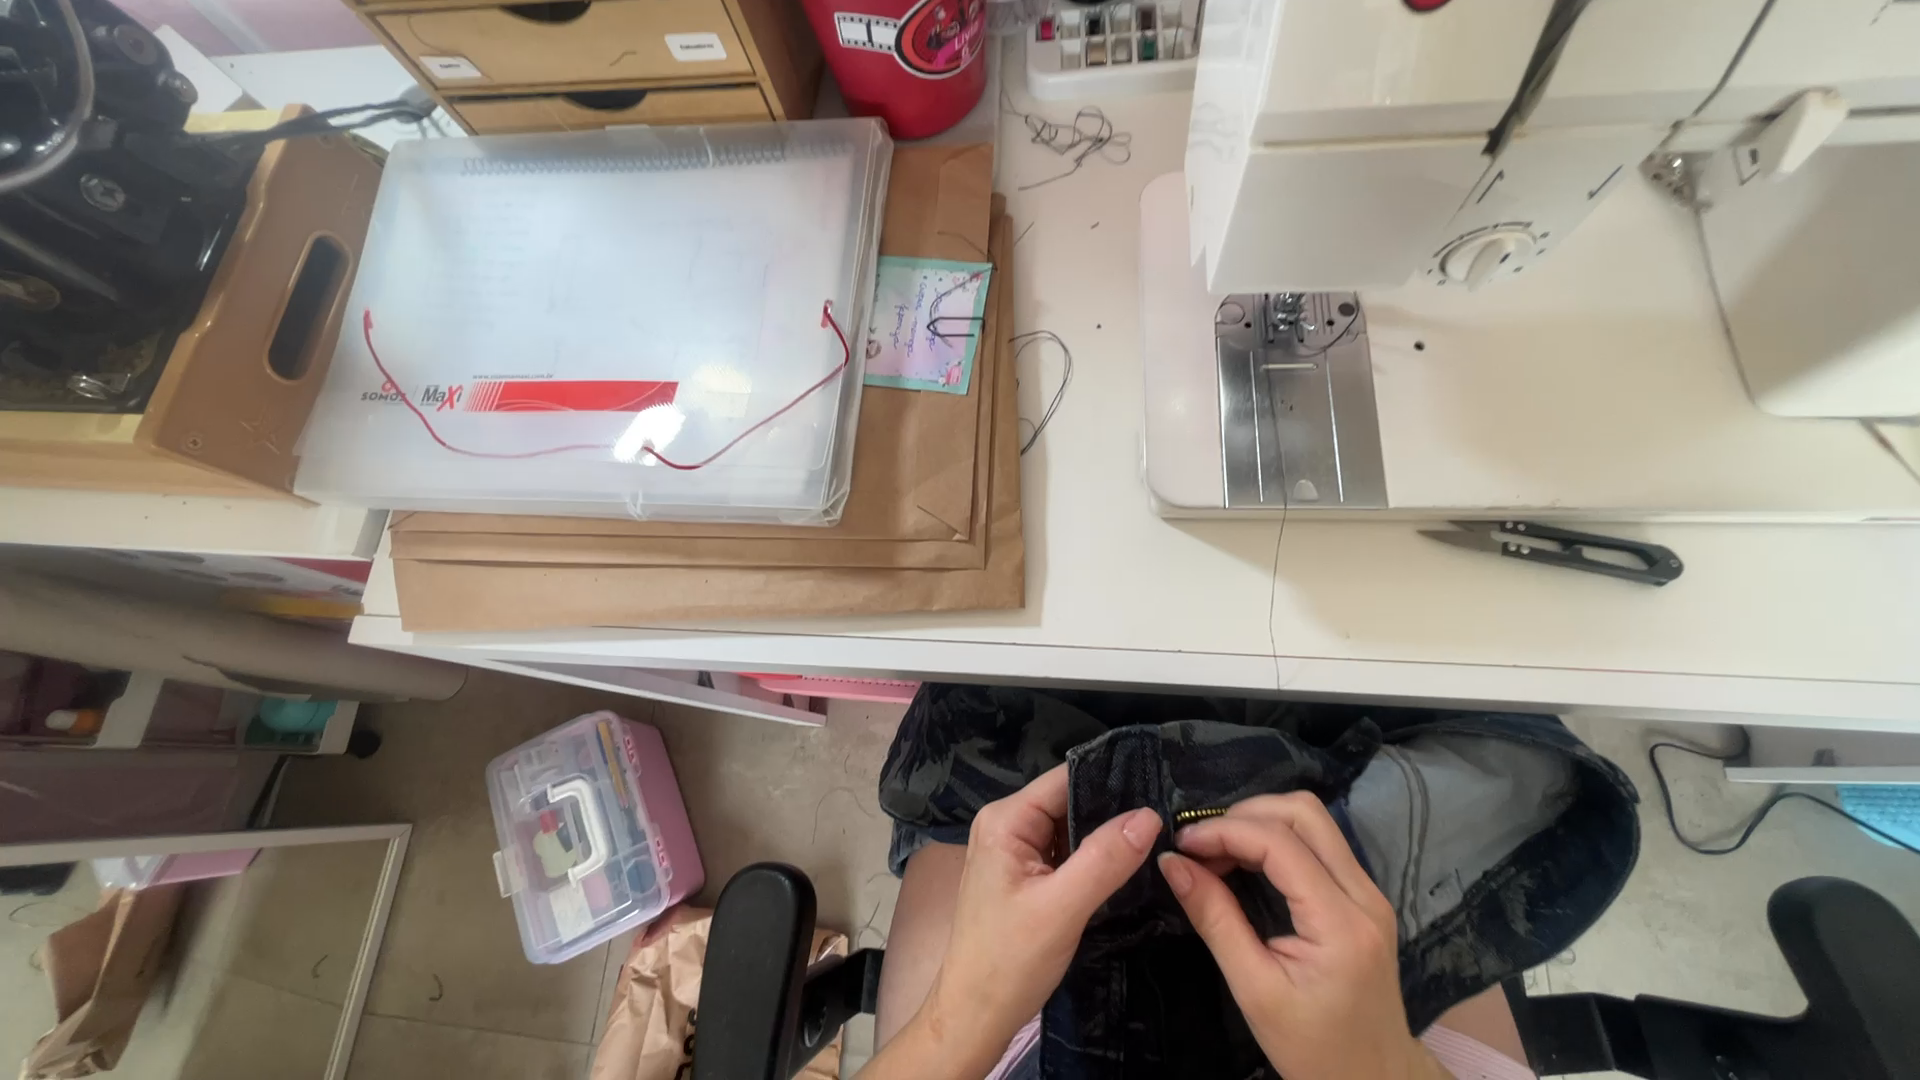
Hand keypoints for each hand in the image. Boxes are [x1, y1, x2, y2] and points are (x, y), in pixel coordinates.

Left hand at [868, 766, 1160, 1078]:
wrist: (973, 1017)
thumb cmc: (1009, 961)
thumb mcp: (1063, 908)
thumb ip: (1105, 859)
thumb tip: (1150, 815)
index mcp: (1006, 819)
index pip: (1065, 780)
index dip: (1110, 781)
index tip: (1158, 786)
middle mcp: (1006, 824)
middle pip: (1068, 800)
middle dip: (1111, 809)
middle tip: (1166, 817)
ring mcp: (1013, 849)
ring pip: (1069, 827)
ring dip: (1103, 835)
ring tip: (1155, 836)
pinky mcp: (1023, 874)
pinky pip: (1064, 851)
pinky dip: (1091, 857)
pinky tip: (1125, 862)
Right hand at [1157, 793, 1446, 1079]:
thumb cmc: (1313, 1049)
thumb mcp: (1253, 990)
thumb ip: (1214, 919)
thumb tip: (1171, 863)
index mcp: (1340, 924)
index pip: (1280, 844)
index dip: (1225, 831)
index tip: (1181, 844)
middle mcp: (1364, 895)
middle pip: (1304, 812)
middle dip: (1244, 814)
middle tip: (1202, 843)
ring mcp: (1369, 892)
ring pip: (1312, 819)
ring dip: (1259, 821)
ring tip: (1218, 851)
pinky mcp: (1362, 895)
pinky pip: (1317, 840)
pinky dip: (1274, 836)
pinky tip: (1244, 860)